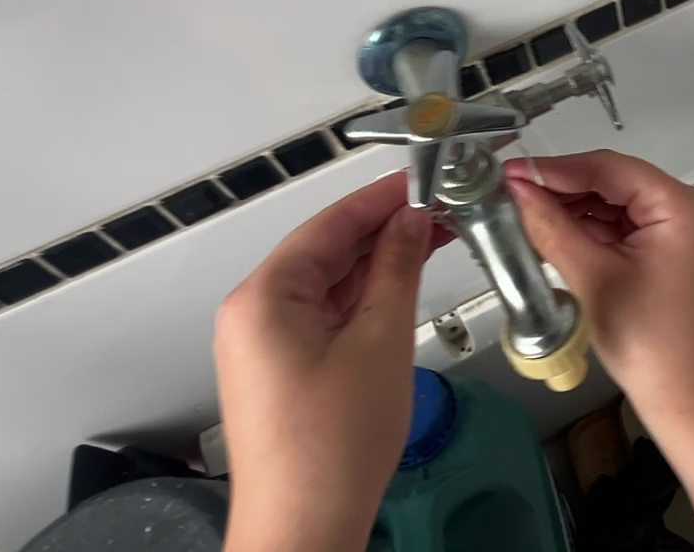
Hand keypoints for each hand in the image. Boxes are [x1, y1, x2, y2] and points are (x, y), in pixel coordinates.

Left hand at [213, 172, 451, 551]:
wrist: (303, 535)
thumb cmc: (337, 440)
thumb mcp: (380, 339)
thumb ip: (398, 266)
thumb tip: (412, 218)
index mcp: (265, 296)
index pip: (330, 224)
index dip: (381, 198)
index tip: (422, 177)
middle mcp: (255, 311)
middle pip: (327, 250)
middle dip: (384, 229)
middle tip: (438, 207)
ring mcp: (265, 342)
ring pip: (330, 281)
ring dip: (379, 261)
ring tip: (432, 237)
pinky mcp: (282, 366)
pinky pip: (326, 311)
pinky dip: (365, 295)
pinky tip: (402, 281)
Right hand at [504, 150, 693, 427]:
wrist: (685, 398)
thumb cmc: (645, 339)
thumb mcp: (592, 277)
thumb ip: (551, 227)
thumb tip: (515, 189)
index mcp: (679, 205)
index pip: (609, 168)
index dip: (556, 169)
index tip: (510, 171)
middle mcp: (684, 206)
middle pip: (612, 181)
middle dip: (561, 189)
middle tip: (509, 192)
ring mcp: (677, 227)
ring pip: (613, 202)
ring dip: (571, 208)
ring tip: (521, 211)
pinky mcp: (666, 248)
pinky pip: (621, 224)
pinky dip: (587, 228)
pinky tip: (551, 230)